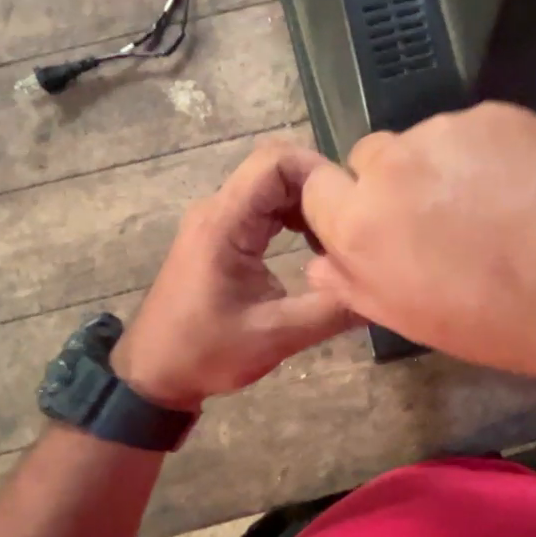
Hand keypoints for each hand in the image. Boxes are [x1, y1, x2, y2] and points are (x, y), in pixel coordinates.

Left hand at [111, 142, 359, 408]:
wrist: (152, 374)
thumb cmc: (205, 353)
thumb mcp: (276, 335)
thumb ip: (332, 310)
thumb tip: (383, 290)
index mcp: (225, 222)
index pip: (276, 162)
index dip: (320, 172)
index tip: (352, 207)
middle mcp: (218, 209)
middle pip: (277, 170)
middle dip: (321, 191)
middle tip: (355, 226)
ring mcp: (217, 221)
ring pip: (272, 189)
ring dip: (310, 207)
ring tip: (341, 242)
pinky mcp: (221, 237)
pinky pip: (264, 210)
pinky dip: (295, 221)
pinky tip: (316, 251)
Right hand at [300, 102, 535, 384]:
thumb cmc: (518, 327)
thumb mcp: (424, 323)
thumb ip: (363, 285)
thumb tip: (328, 259)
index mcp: (363, 229)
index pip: (317, 192)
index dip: (347, 210)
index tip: (381, 231)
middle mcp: (391, 168)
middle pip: (371, 160)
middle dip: (395, 187)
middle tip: (448, 224)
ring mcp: (446, 133)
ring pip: (425, 144)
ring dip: (444, 169)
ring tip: (503, 209)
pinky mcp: (496, 113)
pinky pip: (473, 131)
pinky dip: (490, 155)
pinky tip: (532, 188)